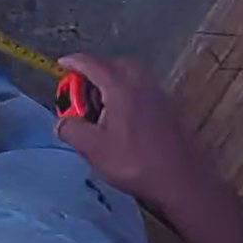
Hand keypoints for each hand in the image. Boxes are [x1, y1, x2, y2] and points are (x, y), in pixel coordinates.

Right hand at [55, 54, 220, 210]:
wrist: (181, 181)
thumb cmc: (133, 162)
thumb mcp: (92, 148)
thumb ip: (71, 130)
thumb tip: (62, 122)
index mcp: (121, 89)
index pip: (94, 65)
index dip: (75, 61)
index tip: (61, 63)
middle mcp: (142, 86)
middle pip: (116, 64)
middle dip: (95, 69)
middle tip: (80, 87)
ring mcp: (158, 97)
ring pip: (132, 76)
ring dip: (111, 81)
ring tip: (96, 105)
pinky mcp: (168, 111)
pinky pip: (141, 89)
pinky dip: (125, 93)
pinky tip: (118, 117)